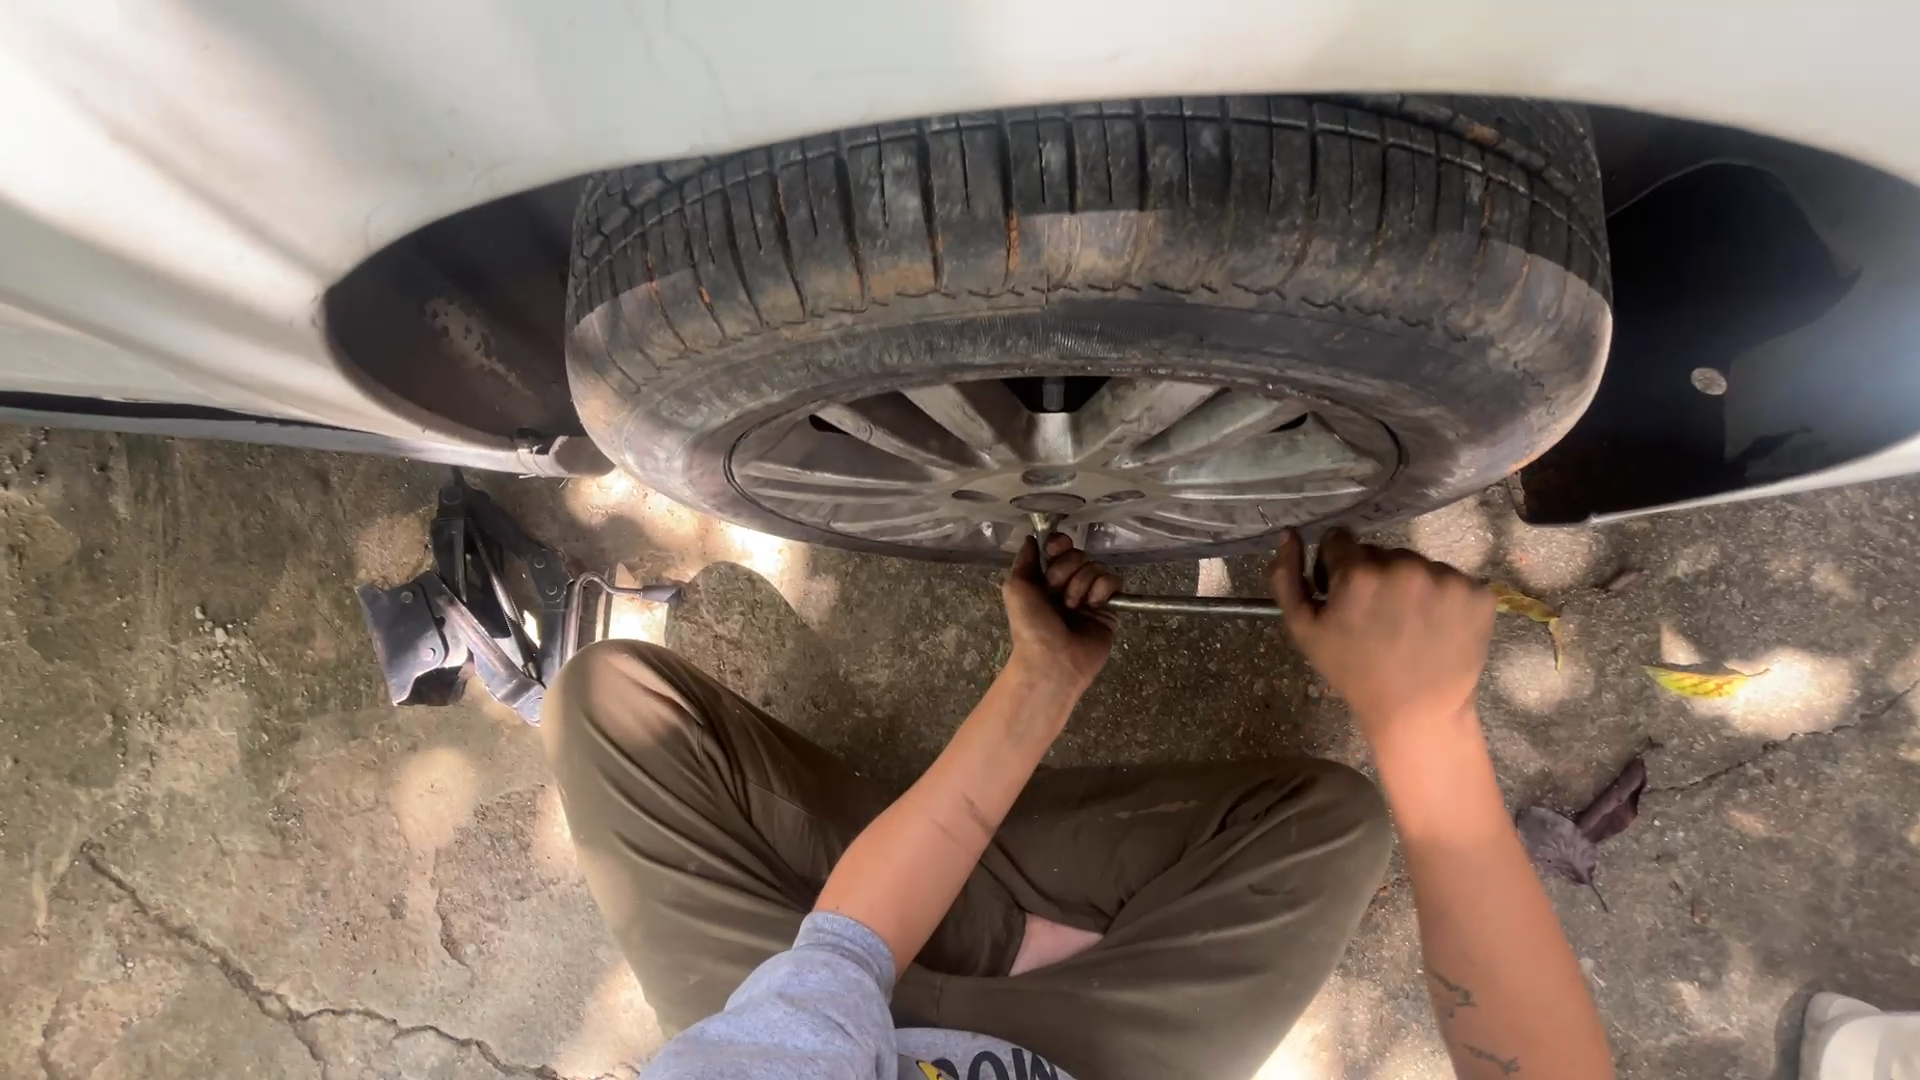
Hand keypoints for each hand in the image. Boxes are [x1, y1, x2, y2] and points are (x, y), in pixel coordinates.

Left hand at [1003, 534, 1122, 691]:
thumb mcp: (1016, 588)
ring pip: (1096, 566)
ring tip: (1072, 606)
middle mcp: (1068, 583)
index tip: (1053, 552)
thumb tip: (1032, 538)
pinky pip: (1114, 581)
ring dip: (1081, 584)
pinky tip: (1093, 605)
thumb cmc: (1031, 626)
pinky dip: (1102, 589)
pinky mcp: (1109, 607)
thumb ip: (1025, 560)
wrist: (1053, 661)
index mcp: (1045, 578)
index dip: (1059, 545)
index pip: (1059, 546)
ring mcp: (1089, 594)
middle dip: (1066, 570)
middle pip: (1078, 554)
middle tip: (1057, 592)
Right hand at [1269, 528, 1494, 750]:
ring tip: (1406, 622)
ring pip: (1415, 564)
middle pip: (1379, 553)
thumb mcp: (1303, 628)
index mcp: (1359, 572)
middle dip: (1371, 575)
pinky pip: (1450, 580)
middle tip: (1374, 615)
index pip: (1340, 540)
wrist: (1416, 710)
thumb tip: (1289, 534)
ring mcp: (1447, 578)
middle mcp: (1405, 565)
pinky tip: (1434, 625)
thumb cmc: (1352, 670)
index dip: (1334, 566)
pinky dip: (1441, 597)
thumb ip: (1286, 577)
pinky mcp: (1479, 592)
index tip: (1341, 594)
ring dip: (1407, 584)